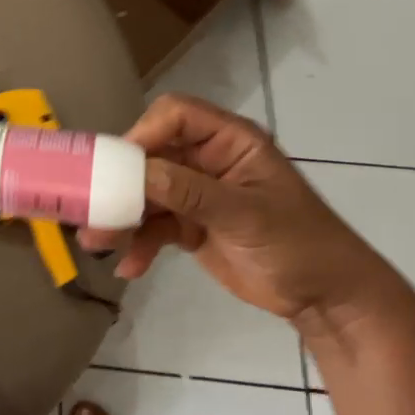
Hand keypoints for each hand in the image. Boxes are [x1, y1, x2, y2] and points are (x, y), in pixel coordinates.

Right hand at [77, 94, 388, 323]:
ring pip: (145, 193)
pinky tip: (130, 267)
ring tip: (97, 242)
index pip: (175, 115)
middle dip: (120, 181)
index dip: (144, 132)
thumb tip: (138, 172)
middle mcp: (207, 160)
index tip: (119, 163)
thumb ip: (190, 192)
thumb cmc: (299, 244)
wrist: (326, 298)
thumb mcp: (246, 215)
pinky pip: (152, 226)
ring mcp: (196, 193)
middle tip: (88, 203)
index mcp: (229, 141)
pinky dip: (138, 243)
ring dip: (120, 217)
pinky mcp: (190, 225)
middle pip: (150, 155)